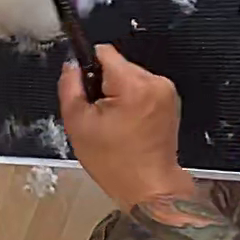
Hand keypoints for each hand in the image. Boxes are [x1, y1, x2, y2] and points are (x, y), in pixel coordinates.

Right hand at [59, 45, 195, 209]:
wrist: (149, 187)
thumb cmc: (115, 163)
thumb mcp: (78, 123)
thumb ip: (70, 86)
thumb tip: (72, 65)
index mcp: (134, 85)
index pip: (104, 52)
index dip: (88, 68)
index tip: (86, 91)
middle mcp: (156, 83)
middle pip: (118, 66)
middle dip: (105, 85)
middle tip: (100, 116)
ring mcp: (166, 92)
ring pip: (130, 77)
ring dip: (119, 94)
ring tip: (115, 124)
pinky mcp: (170, 102)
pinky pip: (143, 90)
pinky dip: (132, 102)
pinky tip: (128, 125)